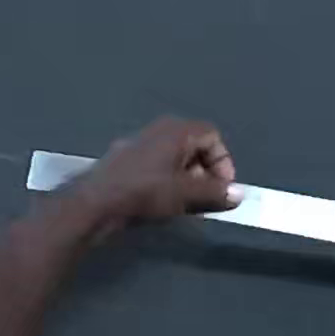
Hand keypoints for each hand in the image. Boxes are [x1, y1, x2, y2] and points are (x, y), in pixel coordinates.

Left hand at [67, 116, 242, 228]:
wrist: (96, 204)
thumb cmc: (144, 193)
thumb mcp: (186, 195)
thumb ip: (216, 193)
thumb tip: (239, 194)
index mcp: (176, 131)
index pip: (212, 136)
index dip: (222, 162)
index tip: (221, 188)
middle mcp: (158, 131)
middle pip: (194, 147)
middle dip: (205, 173)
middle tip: (204, 198)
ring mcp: (139, 145)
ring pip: (175, 159)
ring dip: (186, 181)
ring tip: (184, 205)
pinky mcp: (126, 163)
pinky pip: (157, 168)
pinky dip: (167, 183)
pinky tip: (161, 204)